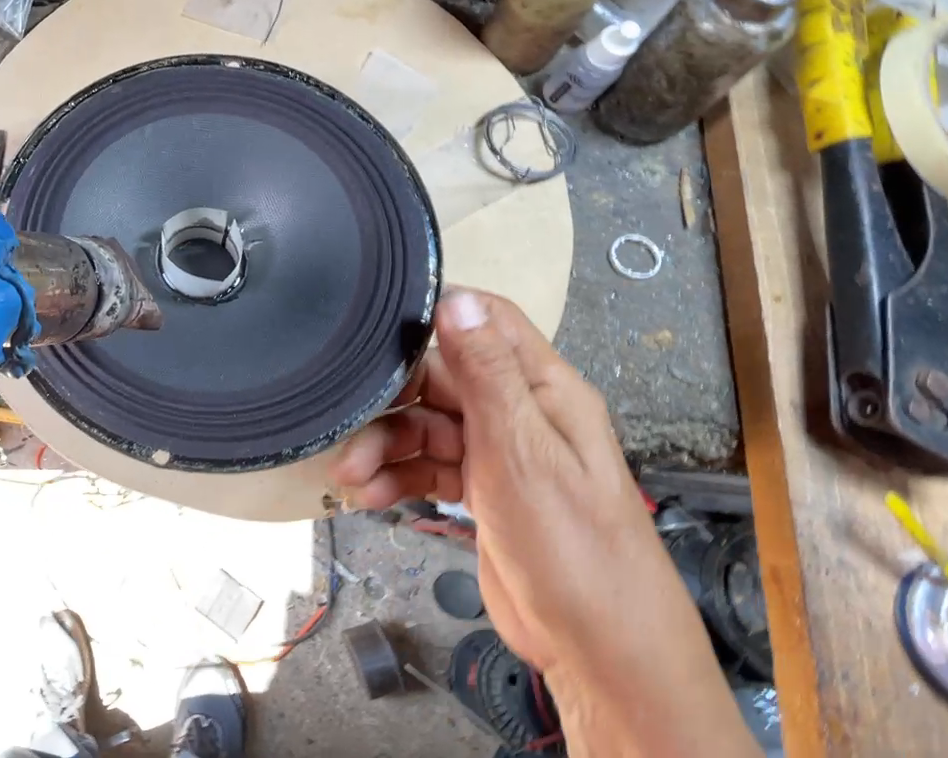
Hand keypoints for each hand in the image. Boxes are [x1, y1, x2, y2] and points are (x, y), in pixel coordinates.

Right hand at [332, 289, 758, 757]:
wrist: (600, 651)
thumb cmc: (572, 547)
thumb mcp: (521, 452)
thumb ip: (486, 375)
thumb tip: (456, 298)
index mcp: (542, 389)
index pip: (487, 321)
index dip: (434, 315)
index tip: (375, 331)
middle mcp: (520, 413)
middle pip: (440, 378)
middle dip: (390, 400)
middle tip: (348, 427)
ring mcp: (500, 453)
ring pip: (426, 426)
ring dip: (385, 446)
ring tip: (352, 477)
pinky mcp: (483, 491)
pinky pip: (429, 467)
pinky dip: (398, 478)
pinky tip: (373, 497)